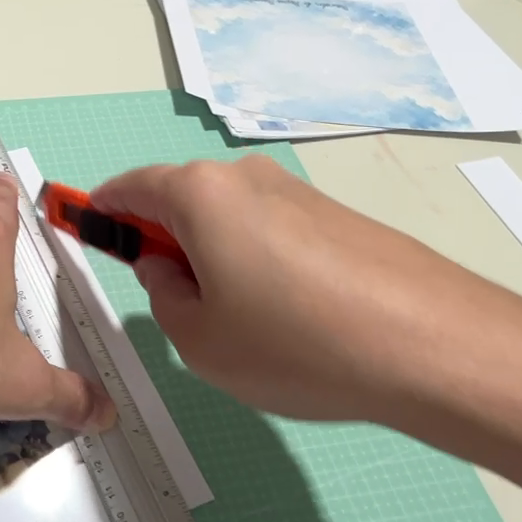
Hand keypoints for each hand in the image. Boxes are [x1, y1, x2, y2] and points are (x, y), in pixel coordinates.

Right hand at [91, 155, 513, 422]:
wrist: (433, 345)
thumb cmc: (294, 343)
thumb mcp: (200, 342)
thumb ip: (164, 297)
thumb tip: (168, 269)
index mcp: (198, 193)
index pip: (128, 188)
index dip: (101, 211)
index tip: (88, 232)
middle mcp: (243, 176)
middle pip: (180, 198)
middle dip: (163, 239)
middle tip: (176, 300)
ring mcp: (295, 190)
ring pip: (227, 216)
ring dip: (213, 253)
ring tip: (243, 321)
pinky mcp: (335, 214)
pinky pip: (271, 229)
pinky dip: (257, 258)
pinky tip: (288, 314)